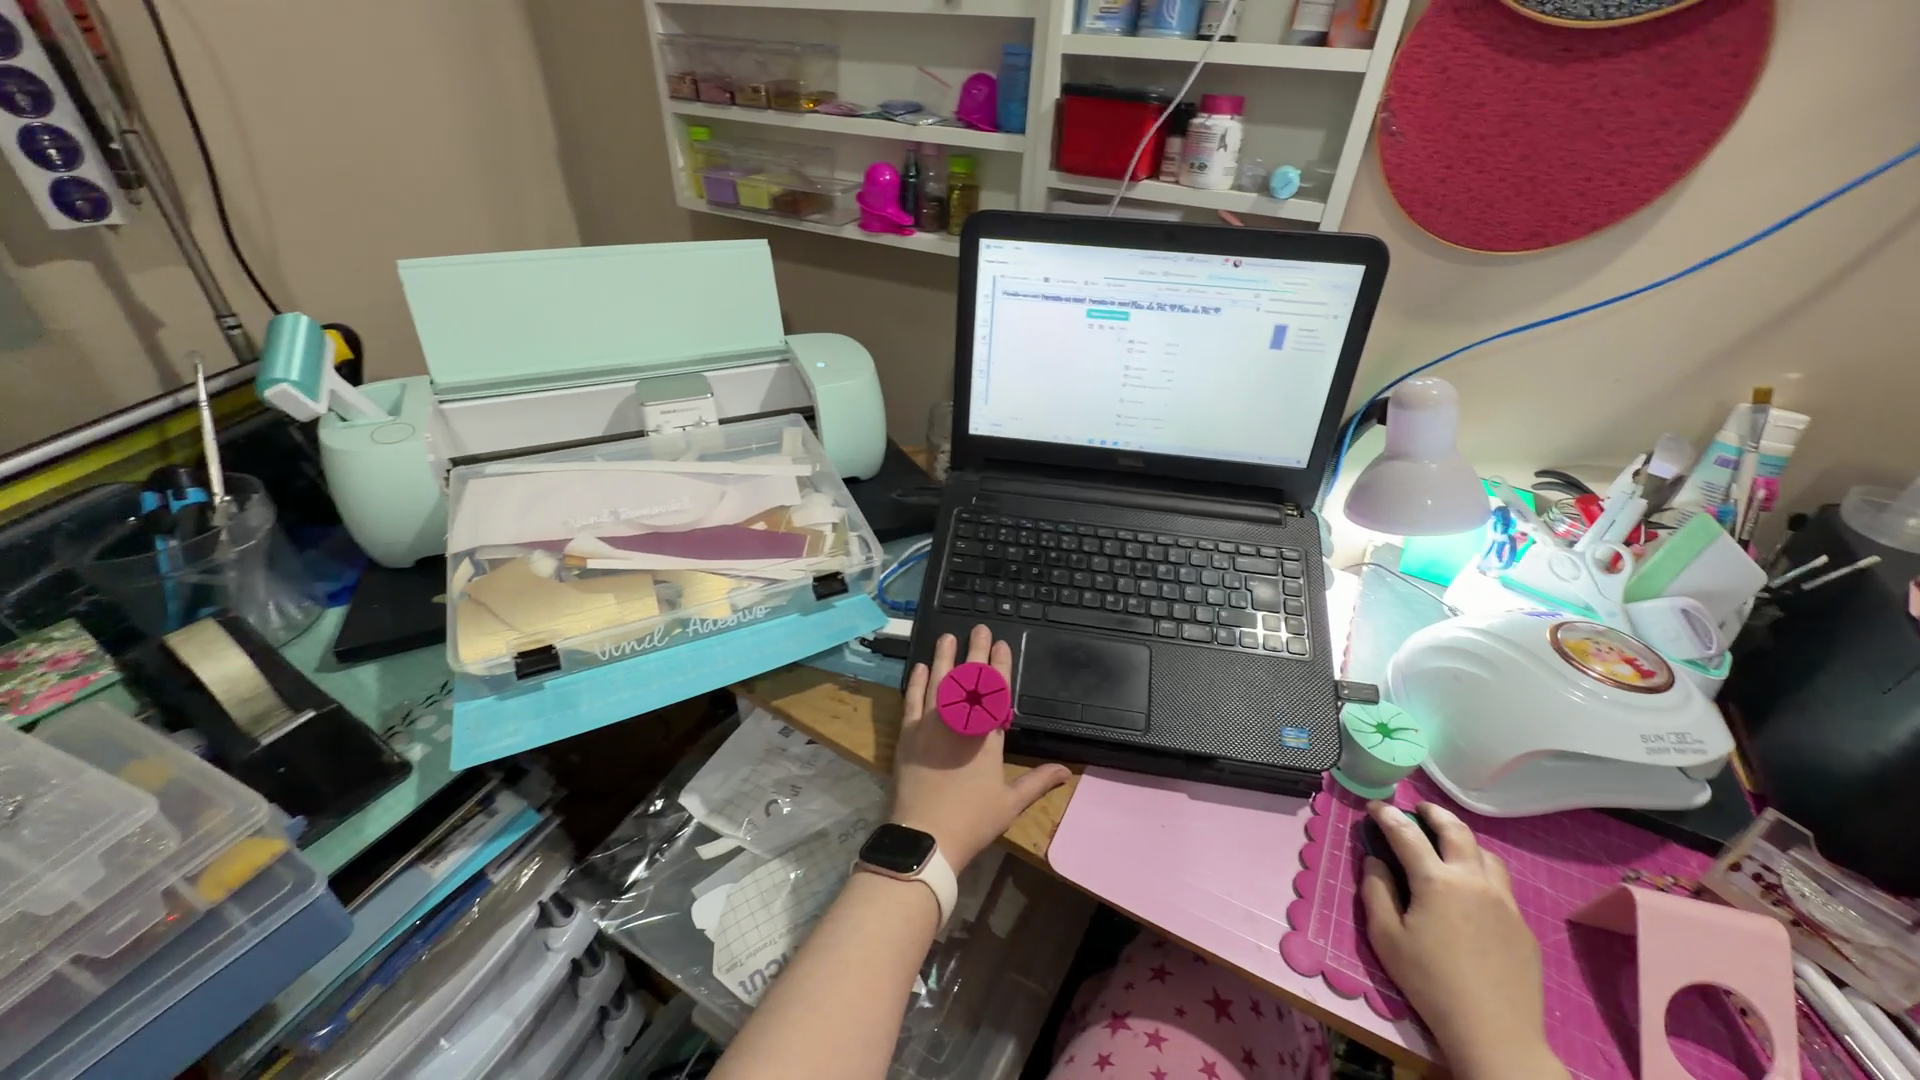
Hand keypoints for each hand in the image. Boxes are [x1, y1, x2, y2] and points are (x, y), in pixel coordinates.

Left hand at [894, 625, 1071, 872]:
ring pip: (938, 682)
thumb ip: (1037, 782)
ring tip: (948, 637)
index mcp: (986, 737)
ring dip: (944, 658)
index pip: (995, 692)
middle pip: (968, 679)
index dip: (999, 666)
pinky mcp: (907, 735)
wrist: (924, 837)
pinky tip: (920, 668)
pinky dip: (915, 682)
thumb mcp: (1010, 803)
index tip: (1001, 644)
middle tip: (979, 628)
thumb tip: (1066, 771)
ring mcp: (930, 726)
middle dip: (975, 651)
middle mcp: (958, 723)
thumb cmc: (971, 820)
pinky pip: (912, 701)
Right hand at [1359, 802, 1566, 1079]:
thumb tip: (1376, 861)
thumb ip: (1376, 891)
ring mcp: (1504, 901)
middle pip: (1456, 830)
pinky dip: (1482, 871)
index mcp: (1436, 880)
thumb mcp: (1385, 937)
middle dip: (1434, 813)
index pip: (1406, 833)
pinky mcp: (1522, 924)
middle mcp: (1473, 880)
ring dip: (1464, 841)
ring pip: (1486, 854)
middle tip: (1419, 809)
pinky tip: (1472, 891)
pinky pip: (1501, 884)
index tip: (1374, 806)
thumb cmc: (1429, 981)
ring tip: (1450, 845)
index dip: (1387, 815)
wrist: (1494, 1030)